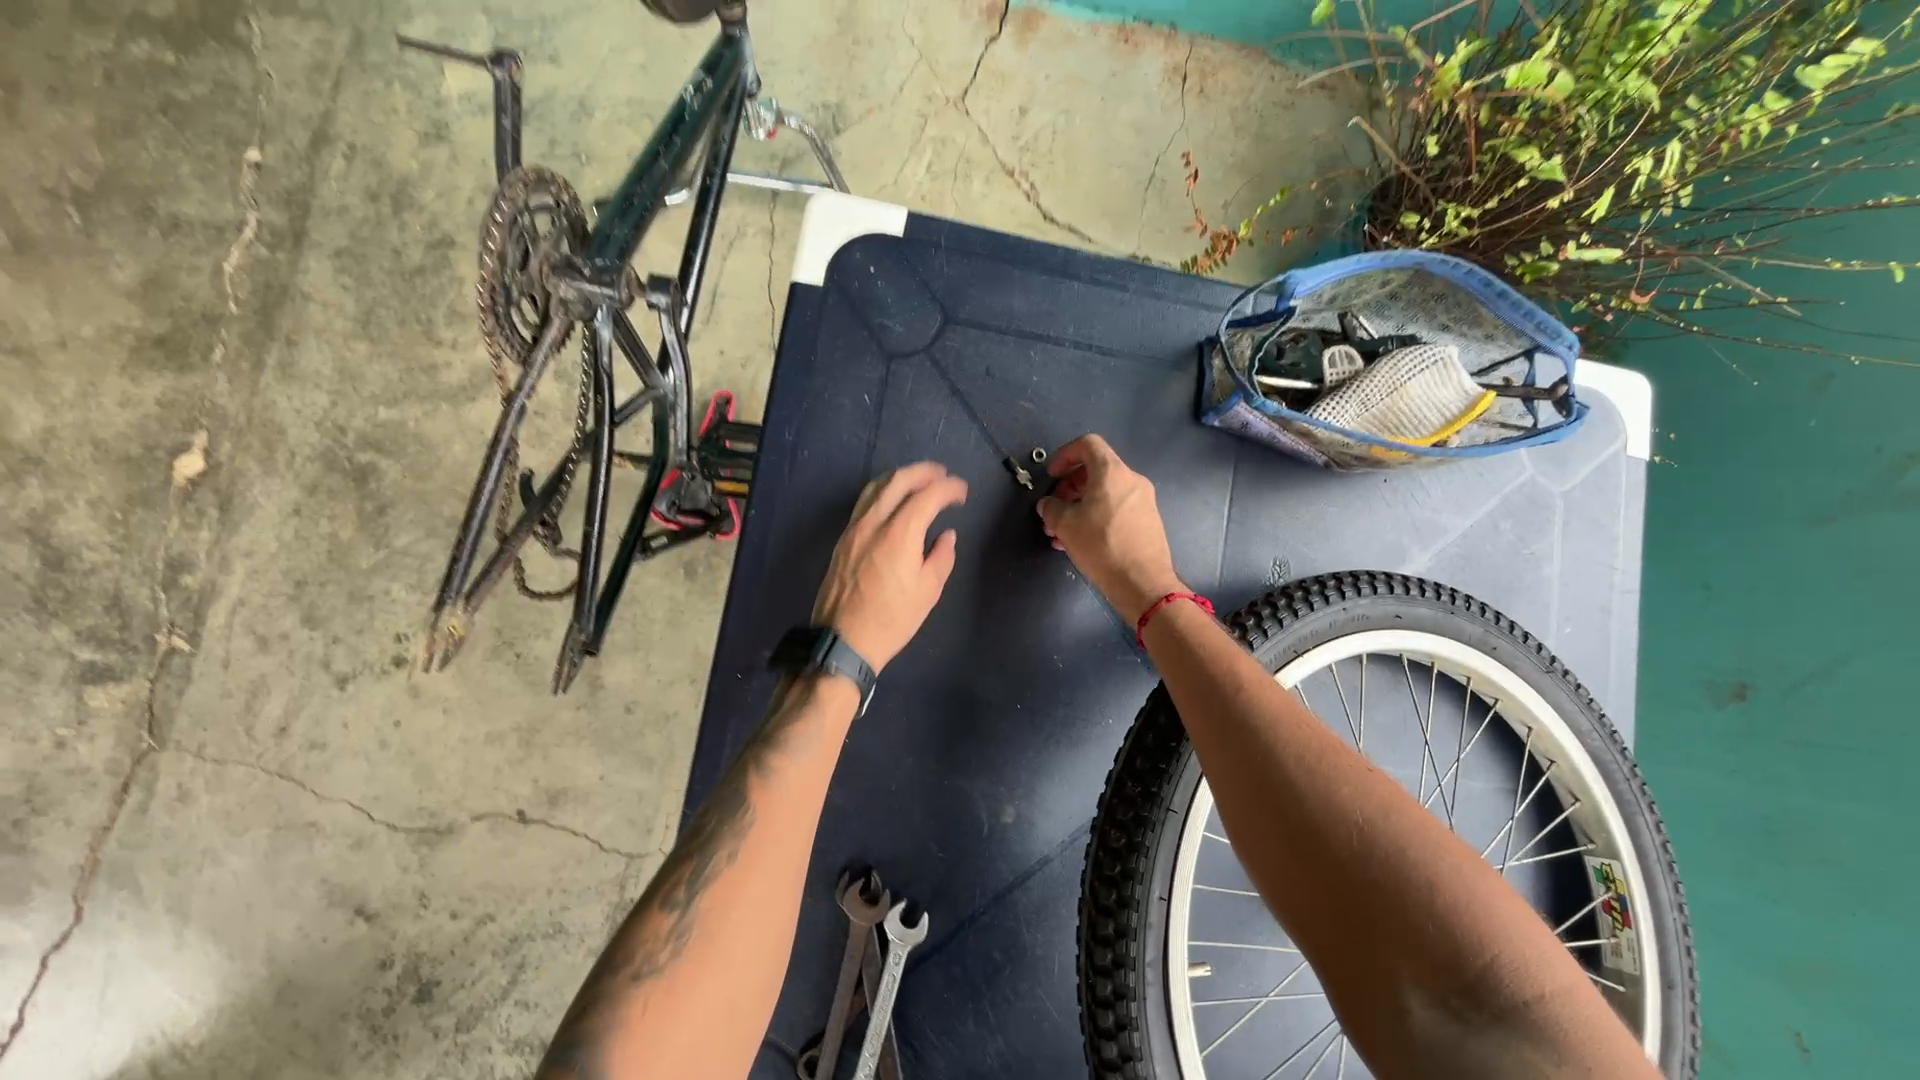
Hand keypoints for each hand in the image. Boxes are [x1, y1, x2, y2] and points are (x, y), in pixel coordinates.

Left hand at [812, 462, 967, 672]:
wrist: (844, 641)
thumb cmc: (892, 620)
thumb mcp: (928, 592)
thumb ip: (941, 557)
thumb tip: (946, 535)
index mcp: (899, 534)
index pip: (927, 495)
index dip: (949, 488)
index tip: (962, 492)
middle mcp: (874, 522)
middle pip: (898, 480)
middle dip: (924, 472)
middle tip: (942, 475)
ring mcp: (854, 529)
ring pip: (876, 487)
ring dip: (900, 477)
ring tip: (918, 481)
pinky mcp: (843, 540)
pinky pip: (864, 503)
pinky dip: (882, 492)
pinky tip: (892, 502)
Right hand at [1036, 435, 1184, 623]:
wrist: (1142, 582)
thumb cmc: (1101, 545)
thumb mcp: (1065, 525)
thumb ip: (1051, 508)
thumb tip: (1048, 505)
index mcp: (1112, 472)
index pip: (1088, 444)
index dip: (1065, 455)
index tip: (1052, 475)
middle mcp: (1131, 481)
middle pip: (1095, 471)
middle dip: (1068, 488)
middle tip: (1053, 509)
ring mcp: (1142, 502)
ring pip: (1103, 494)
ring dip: (1078, 507)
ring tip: (1059, 533)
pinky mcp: (1146, 522)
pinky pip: (1115, 510)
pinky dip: (1094, 518)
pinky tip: (1079, 543)